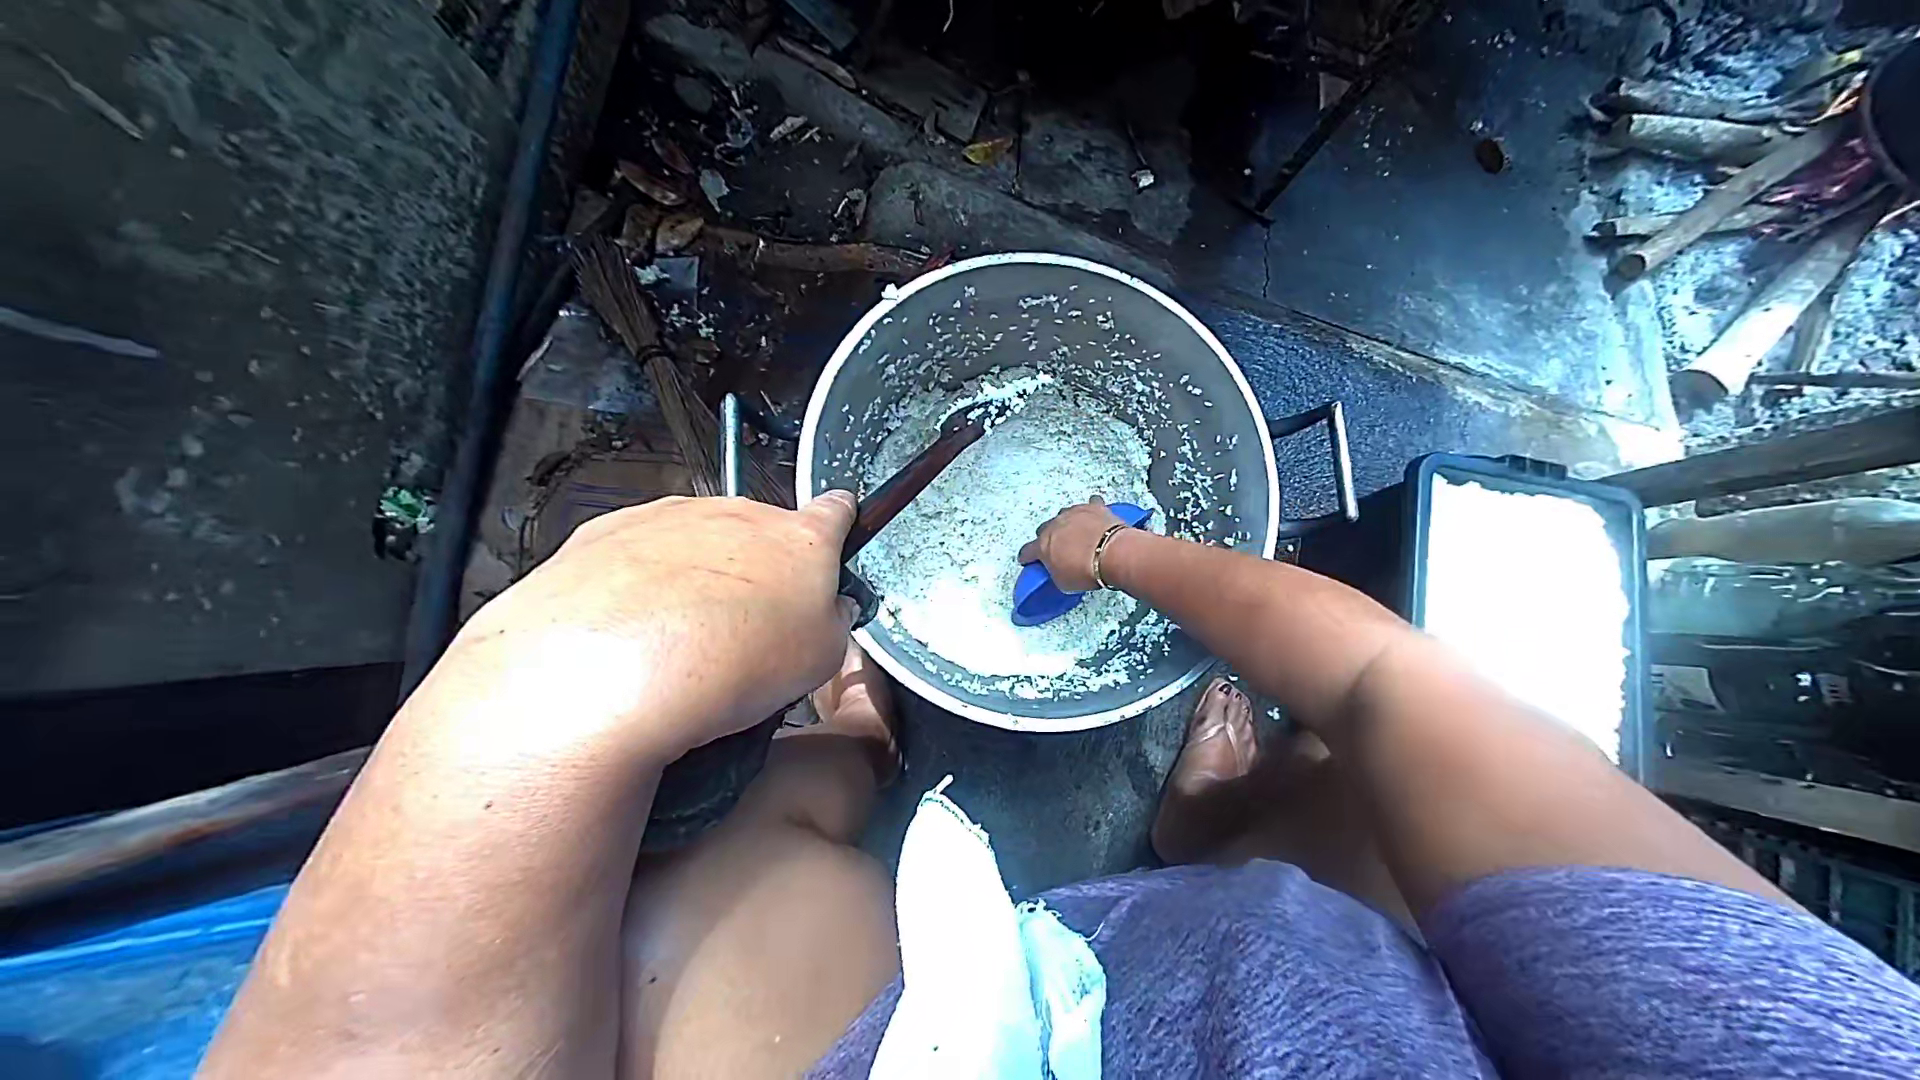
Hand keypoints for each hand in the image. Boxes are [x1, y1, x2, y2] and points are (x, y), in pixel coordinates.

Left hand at [441, 492, 859, 761]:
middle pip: (761, 533)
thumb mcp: (821, 658)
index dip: (841, 522)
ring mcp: (672, 518)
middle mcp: (738, 514)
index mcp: (800, 539)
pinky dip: (643, 583)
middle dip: (761, 568)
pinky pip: (640, 553)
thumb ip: (834, 620)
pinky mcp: (611, 532)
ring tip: (685, 638)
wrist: (613, 671)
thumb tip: (829, 612)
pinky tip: (637, 630)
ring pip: (699, 541)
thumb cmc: (726, 663)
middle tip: (749, 625)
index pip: (836, 510)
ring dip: (700, 577)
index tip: (837, 531)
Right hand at [1018, 498, 1128, 591]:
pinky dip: (1091, 510)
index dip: (1027, 557)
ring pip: (1064, 515)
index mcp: (1042, 545)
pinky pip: (1089, 505)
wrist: (1113, 553)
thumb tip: (1058, 570)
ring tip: (1078, 535)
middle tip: (1059, 549)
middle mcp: (1054, 525)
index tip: (1027, 559)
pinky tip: (1095, 517)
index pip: (1027, 551)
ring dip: (1068, 524)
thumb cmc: (1088, 569)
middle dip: (1049, 538)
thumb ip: (1055, 572)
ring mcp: (1073, 513)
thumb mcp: (1064, 583)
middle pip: (1045, 529)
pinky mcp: (1093, 507)